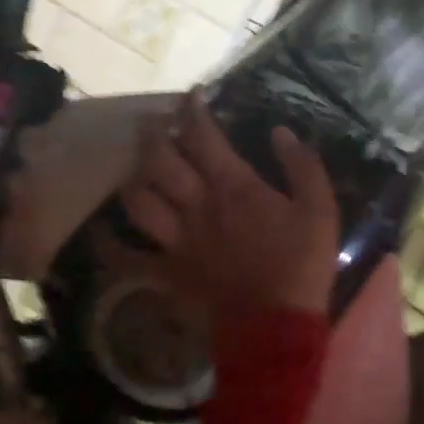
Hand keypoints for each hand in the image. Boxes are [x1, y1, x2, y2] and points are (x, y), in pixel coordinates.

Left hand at [121, 93, 340, 316]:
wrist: (277, 329)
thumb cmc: (302, 265)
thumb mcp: (320, 209)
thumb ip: (302, 166)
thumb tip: (281, 131)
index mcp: (233, 187)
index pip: (203, 135)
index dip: (193, 109)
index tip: (192, 94)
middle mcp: (197, 206)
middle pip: (160, 160)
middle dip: (153, 133)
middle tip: (155, 122)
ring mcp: (176, 241)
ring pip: (138, 199)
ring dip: (134, 177)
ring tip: (137, 167)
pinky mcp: (165, 274)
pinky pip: (125, 258)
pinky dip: (109, 244)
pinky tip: (103, 230)